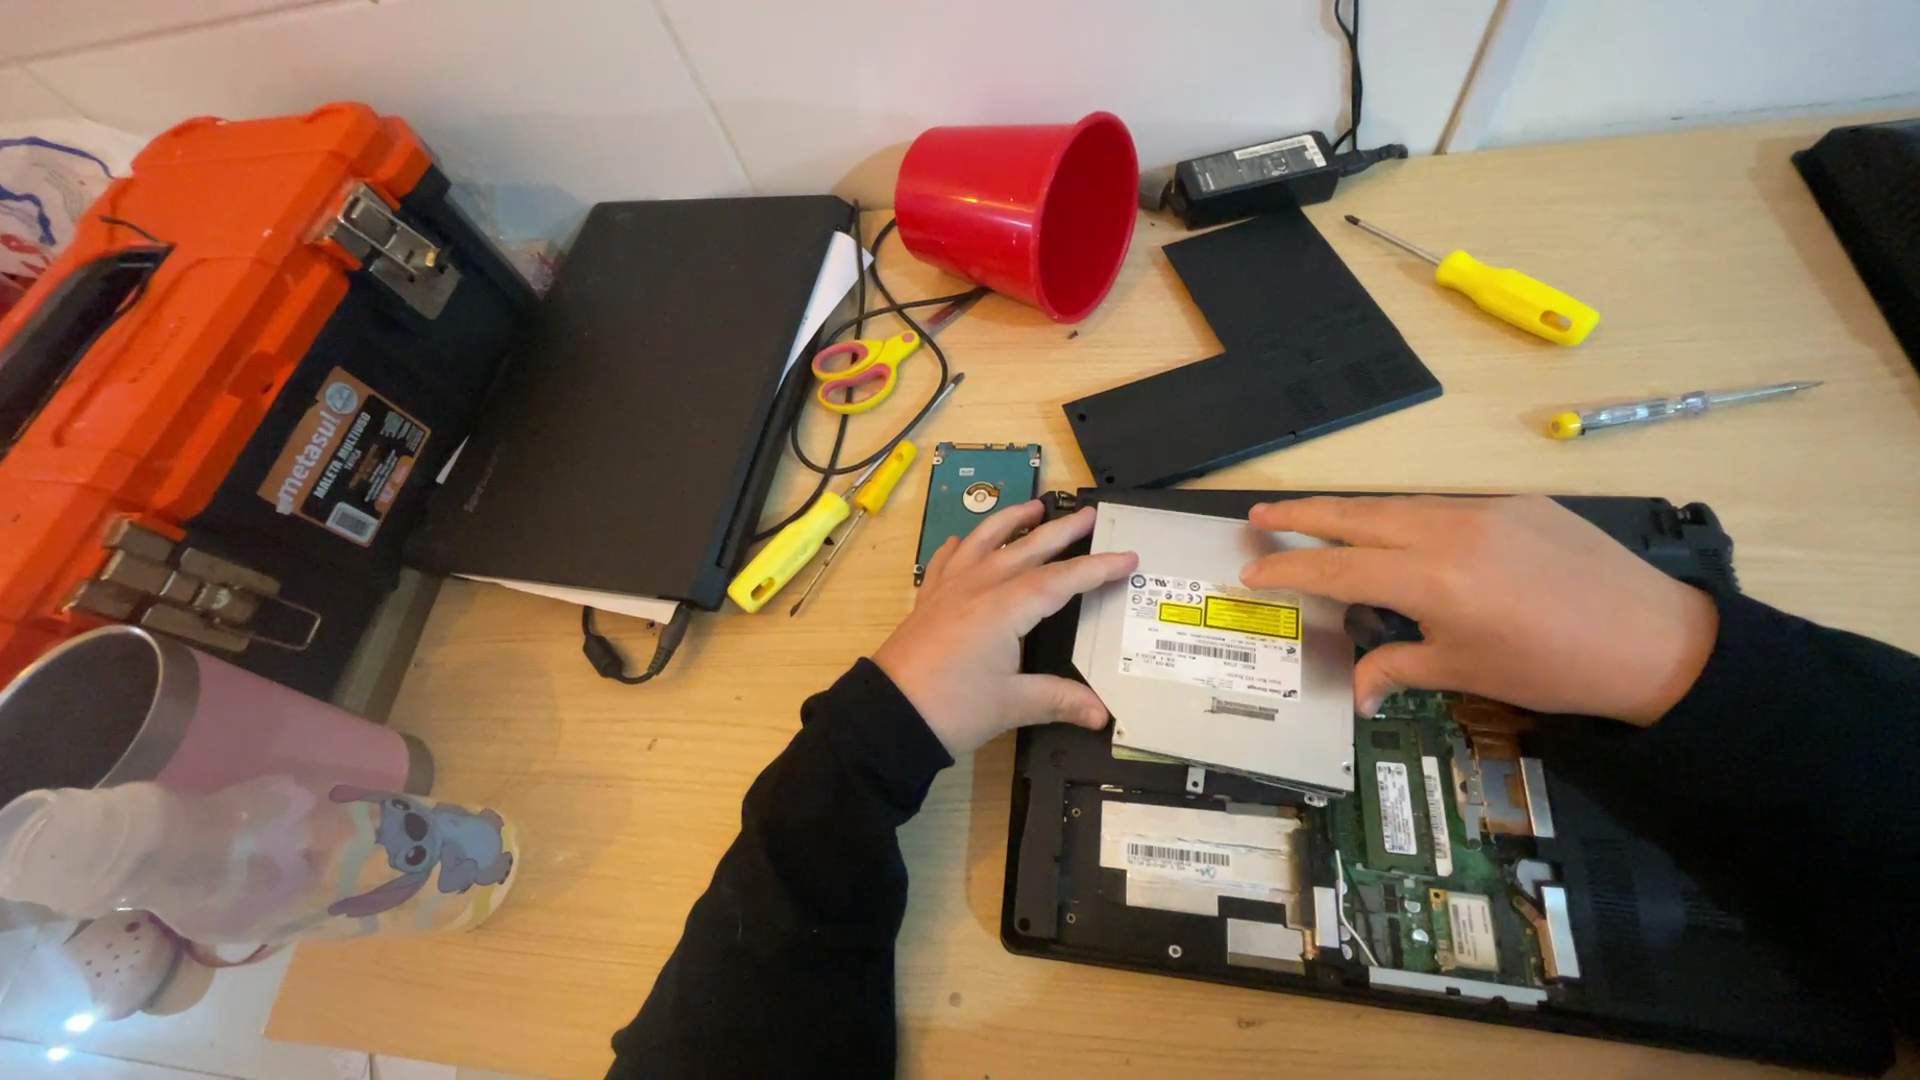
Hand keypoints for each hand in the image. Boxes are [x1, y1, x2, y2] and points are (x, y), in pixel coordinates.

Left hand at [873, 502, 1137, 755]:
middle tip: (1088, 514)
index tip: (1127, 556)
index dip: (1096, 568)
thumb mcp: (1011, 705)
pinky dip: (959, 546)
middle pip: (1027, 549)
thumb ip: (1058, 700)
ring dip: (1010, 521)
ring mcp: (948, 589)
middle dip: (1061, 531)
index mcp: (1004, 609)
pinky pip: (945, 561)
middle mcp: (978, 587)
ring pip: (983, 542)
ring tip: (1032, 507)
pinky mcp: (927, 600)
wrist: (887, 714)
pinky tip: (961, 541)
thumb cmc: (951, 708)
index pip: (1061, 581)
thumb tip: (1102, 713)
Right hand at [1239, 495, 1718, 724]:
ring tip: (1313, 517)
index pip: (1336, 568)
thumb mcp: (1464, 671)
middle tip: (1257, 515)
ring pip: (1393, 504)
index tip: (1252, 570)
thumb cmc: (1550, 668)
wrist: (1659, 642)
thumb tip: (1357, 695)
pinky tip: (1398, 534)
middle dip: (1299, 514)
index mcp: (1430, 580)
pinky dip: (1401, 517)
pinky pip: (1439, 505)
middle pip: (1353, 515)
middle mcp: (1447, 531)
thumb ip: (1396, 669)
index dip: (1288, 569)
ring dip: (1346, 511)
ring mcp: (1481, 510)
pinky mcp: (1513, 504)